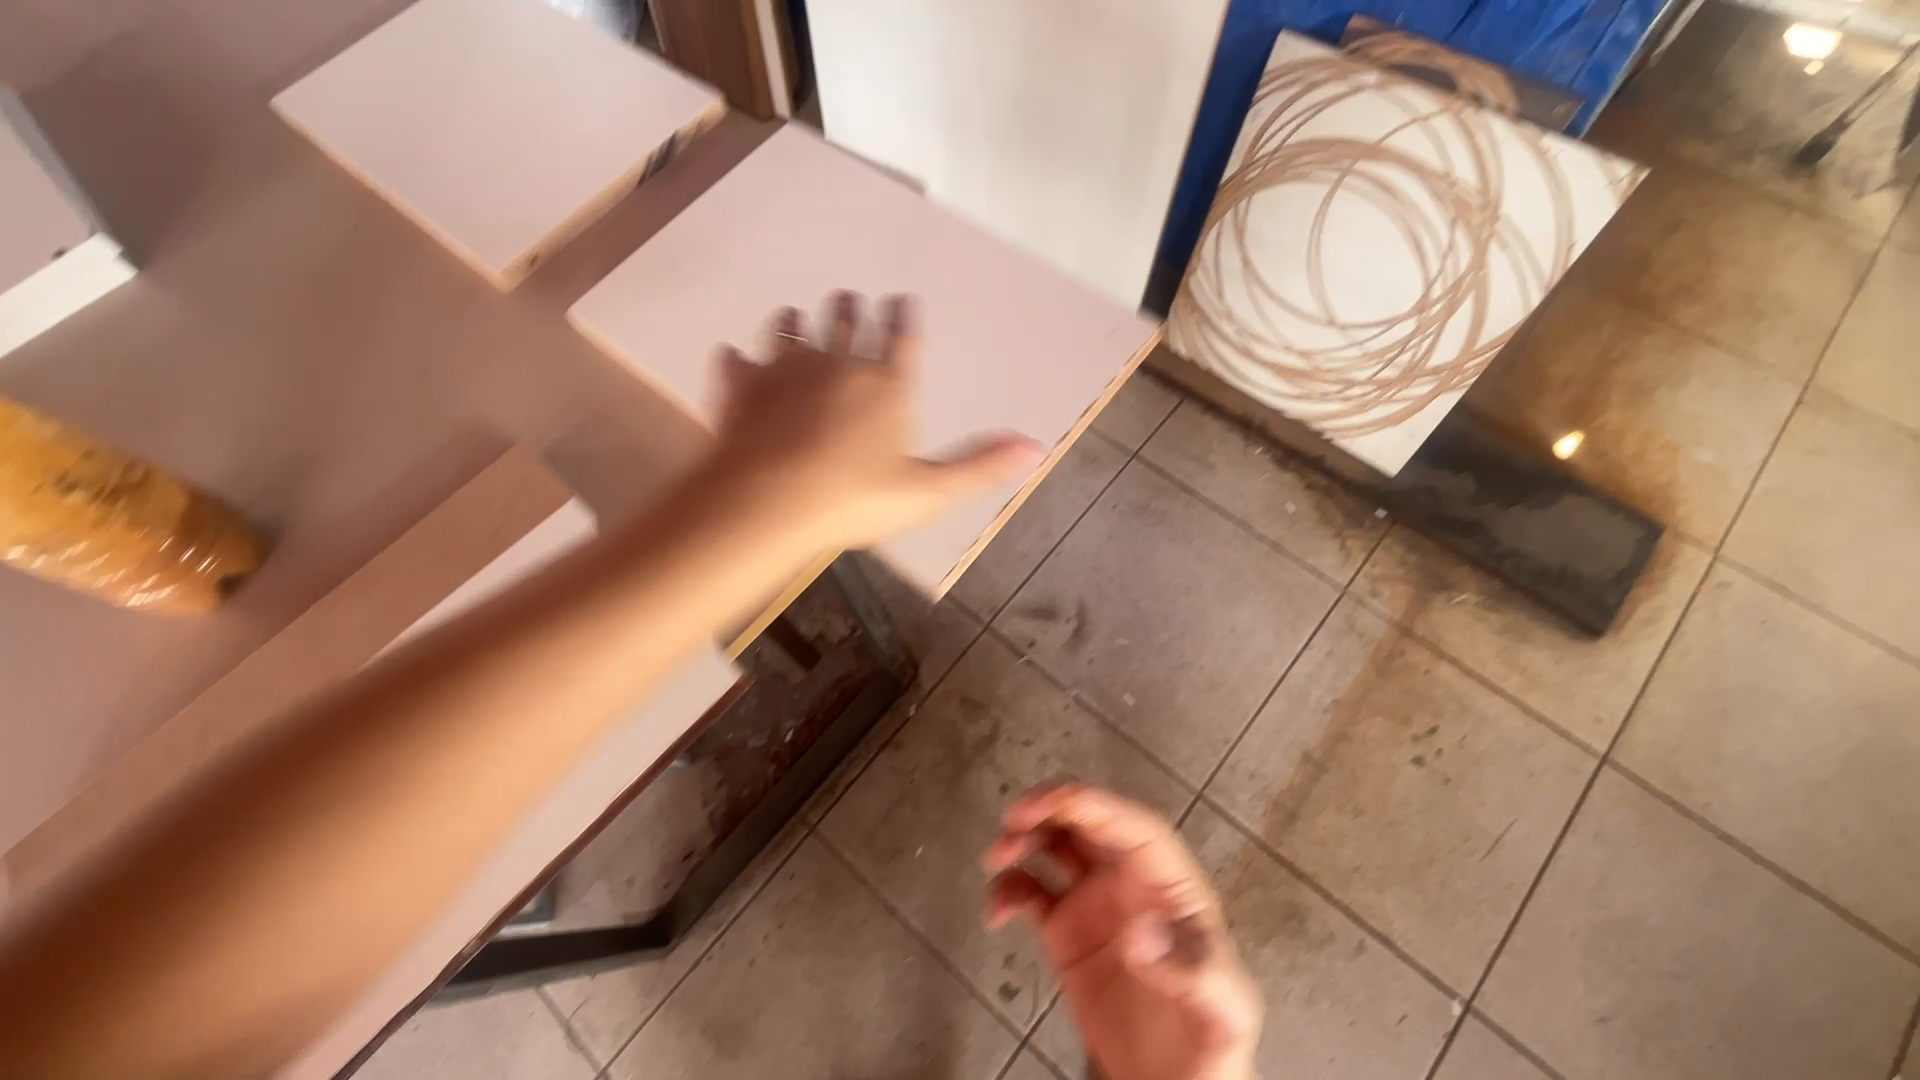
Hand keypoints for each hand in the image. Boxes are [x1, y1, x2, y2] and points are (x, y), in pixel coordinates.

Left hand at [700, 292, 1040, 552]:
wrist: (769, 501)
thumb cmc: (855, 499)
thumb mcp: (928, 491)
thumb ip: (979, 465)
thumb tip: (1039, 448)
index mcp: (887, 383)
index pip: (901, 335)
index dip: (902, 315)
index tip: (899, 300)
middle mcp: (838, 362)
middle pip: (845, 318)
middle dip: (848, 307)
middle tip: (848, 298)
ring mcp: (784, 369)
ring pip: (790, 327)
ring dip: (794, 322)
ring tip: (794, 318)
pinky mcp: (742, 386)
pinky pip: (736, 360)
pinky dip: (737, 359)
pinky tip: (734, 359)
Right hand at [983, 784, 1261, 1079]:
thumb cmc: (1209, 1039)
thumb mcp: (1221, 1006)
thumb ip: (1190, 966)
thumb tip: (1142, 932)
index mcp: (1170, 884)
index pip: (1132, 826)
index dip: (1092, 804)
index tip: (1055, 802)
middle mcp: (1129, 883)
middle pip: (1087, 823)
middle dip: (1049, 810)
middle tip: (1017, 816)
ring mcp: (1095, 904)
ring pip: (1054, 846)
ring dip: (1023, 840)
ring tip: (998, 854)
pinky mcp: (1066, 932)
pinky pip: (1030, 893)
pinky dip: (1008, 889)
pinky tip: (999, 909)